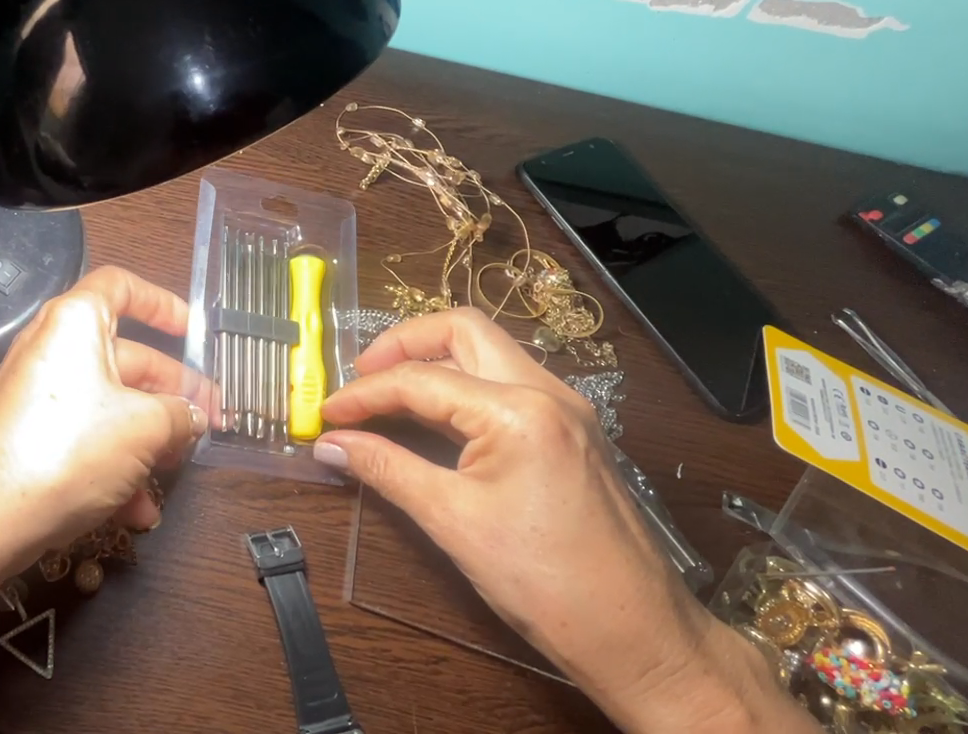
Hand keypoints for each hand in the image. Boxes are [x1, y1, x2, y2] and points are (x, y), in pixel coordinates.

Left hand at [0, 267, 207, 571]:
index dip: (161, 302)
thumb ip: (180, 414)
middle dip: (171, 393)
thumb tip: (193, 416)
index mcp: (76, 322)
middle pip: (126, 356)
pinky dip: (113, 465)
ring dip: (147, 441)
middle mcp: (53, 348)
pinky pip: (83, 436)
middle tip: (207, 424)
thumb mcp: (143, 429)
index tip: (195, 331)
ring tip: (172, 477)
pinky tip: (136, 511)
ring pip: (109, 405)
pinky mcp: (28, 436)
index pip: (121, 287)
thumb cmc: (68, 450)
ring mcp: (38, 394)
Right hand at [313, 309, 810, 733]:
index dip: (364, 394)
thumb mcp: (451, 521)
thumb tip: (329, 444)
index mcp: (518, 410)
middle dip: (402, 343)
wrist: (641, 638)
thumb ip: (385, 469)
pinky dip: (459, 383)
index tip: (326, 415)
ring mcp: (565, 407)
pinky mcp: (570, 429)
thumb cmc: (544, 582)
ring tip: (388, 392)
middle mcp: (547, 391)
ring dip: (431, 359)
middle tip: (362, 375)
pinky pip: (504, 380)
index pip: (420, 380)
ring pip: (485, 350)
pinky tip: (431, 415)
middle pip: (461, 329)